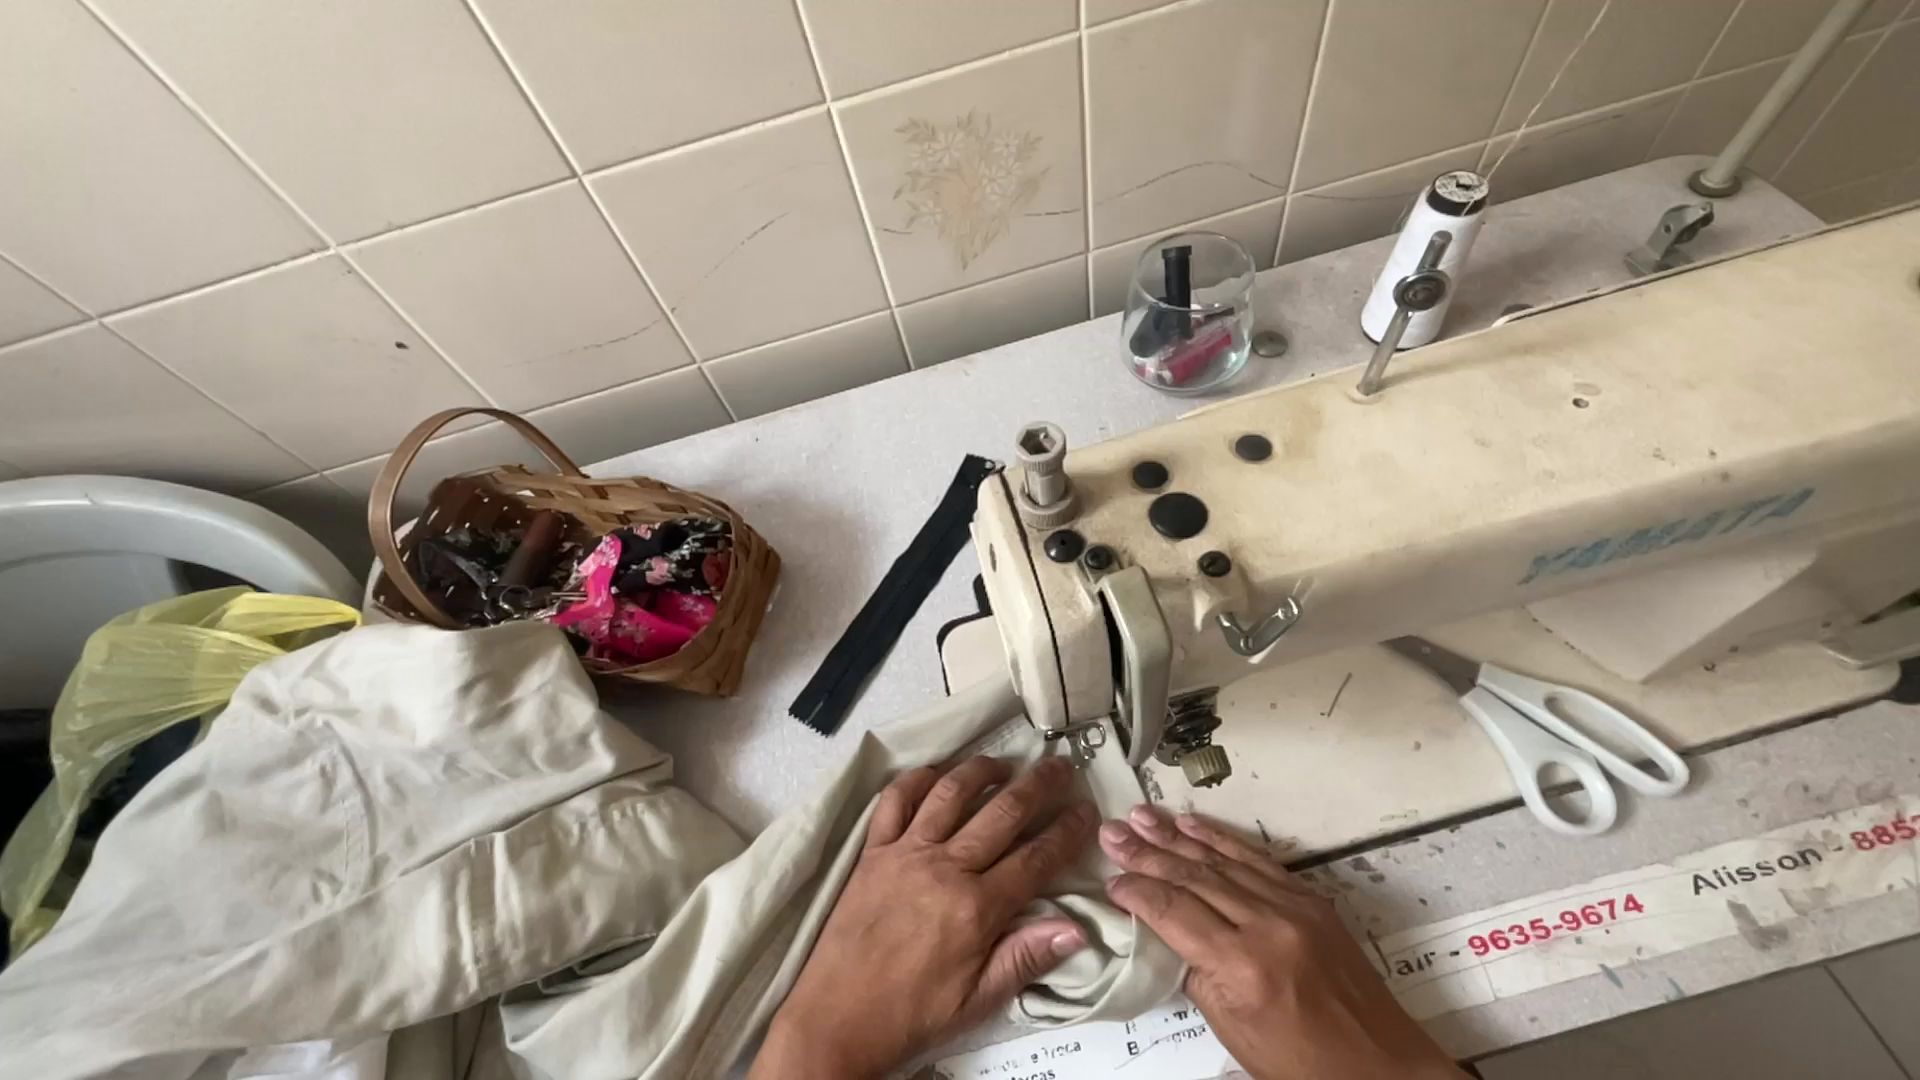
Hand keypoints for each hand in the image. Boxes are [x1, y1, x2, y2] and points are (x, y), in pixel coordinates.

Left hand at [750, 756, 1097, 1079]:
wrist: (836, 1019)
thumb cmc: (911, 1014)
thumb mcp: (976, 1002)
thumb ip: (1025, 959)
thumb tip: (1077, 928)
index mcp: (975, 909)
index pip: (1035, 860)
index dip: (1066, 832)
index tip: (1086, 809)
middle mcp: (944, 868)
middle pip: (1001, 814)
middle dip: (1037, 785)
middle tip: (1059, 765)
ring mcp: (905, 853)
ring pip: (951, 794)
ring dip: (981, 771)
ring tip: (1003, 763)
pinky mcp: (873, 851)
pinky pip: (895, 801)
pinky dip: (917, 779)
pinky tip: (936, 772)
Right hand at [1101, 806, 1467, 1079]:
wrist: (1382, 1069)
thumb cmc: (1300, 1064)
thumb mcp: (1232, 1030)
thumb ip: (1194, 972)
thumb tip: (1160, 928)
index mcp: (1242, 967)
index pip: (1173, 912)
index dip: (1137, 892)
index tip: (1109, 879)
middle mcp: (1266, 926)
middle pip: (1192, 877)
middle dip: (1146, 853)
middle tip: (1110, 832)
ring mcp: (1292, 906)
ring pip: (1220, 860)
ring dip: (1174, 836)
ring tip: (1139, 816)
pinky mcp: (1310, 897)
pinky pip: (1255, 859)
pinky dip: (1220, 838)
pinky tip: (1190, 823)